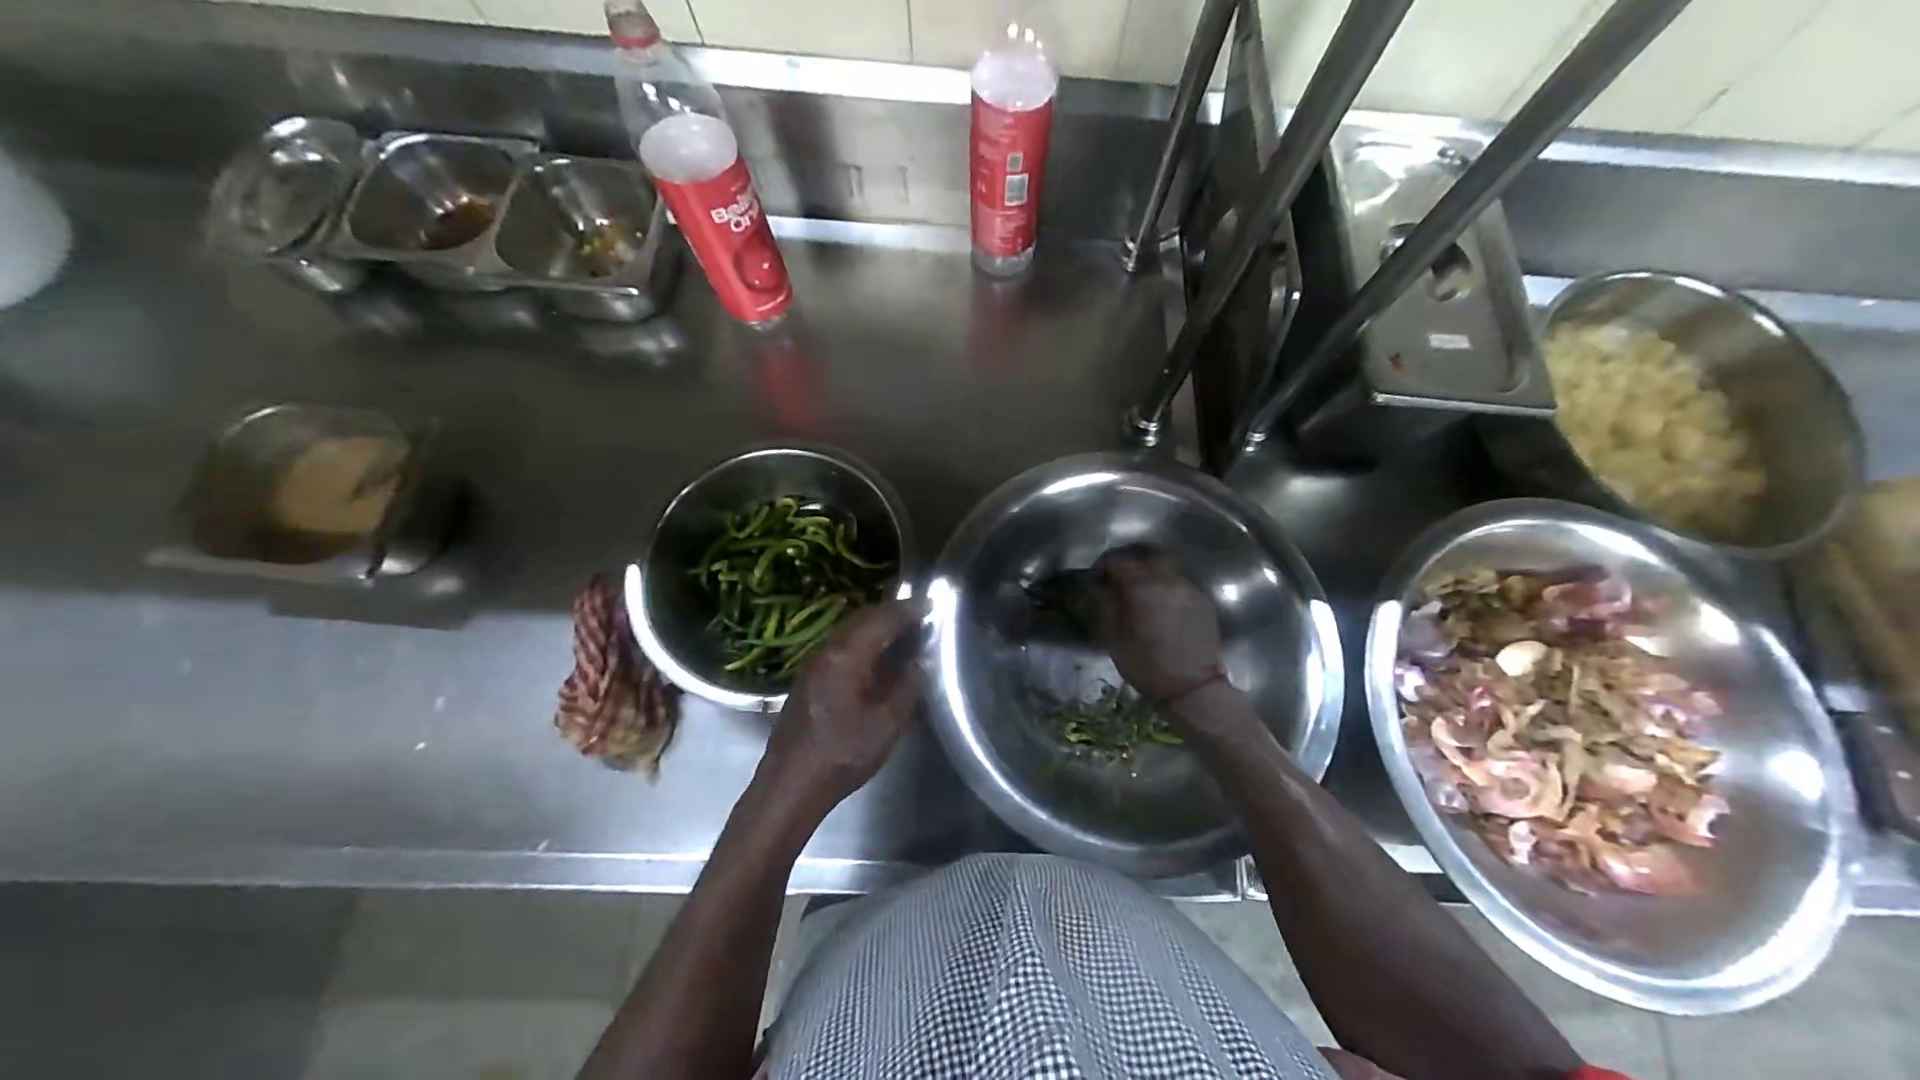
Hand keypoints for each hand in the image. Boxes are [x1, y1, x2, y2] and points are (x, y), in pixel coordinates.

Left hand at [762, 599, 925, 805]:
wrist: (790, 785)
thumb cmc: (842, 755)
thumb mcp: (887, 723)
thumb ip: (908, 685)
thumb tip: (923, 659)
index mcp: (846, 655)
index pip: (882, 618)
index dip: (909, 608)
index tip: (932, 603)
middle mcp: (826, 650)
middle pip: (861, 618)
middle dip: (891, 611)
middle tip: (919, 613)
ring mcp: (812, 664)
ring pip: (848, 631)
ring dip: (875, 626)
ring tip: (903, 632)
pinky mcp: (808, 679)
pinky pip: (840, 646)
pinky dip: (863, 641)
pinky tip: (876, 657)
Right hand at [1091, 545, 1225, 703]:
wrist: (1192, 688)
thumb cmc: (1146, 666)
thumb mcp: (1114, 639)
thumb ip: (1107, 605)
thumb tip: (1102, 587)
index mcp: (1143, 588)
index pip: (1119, 562)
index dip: (1105, 566)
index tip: (1098, 577)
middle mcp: (1168, 581)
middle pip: (1147, 557)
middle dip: (1132, 564)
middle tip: (1121, 579)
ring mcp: (1189, 589)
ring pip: (1167, 569)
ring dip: (1152, 575)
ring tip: (1143, 594)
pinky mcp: (1203, 602)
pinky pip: (1181, 584)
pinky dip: (1168, 588)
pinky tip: (1163, 607)